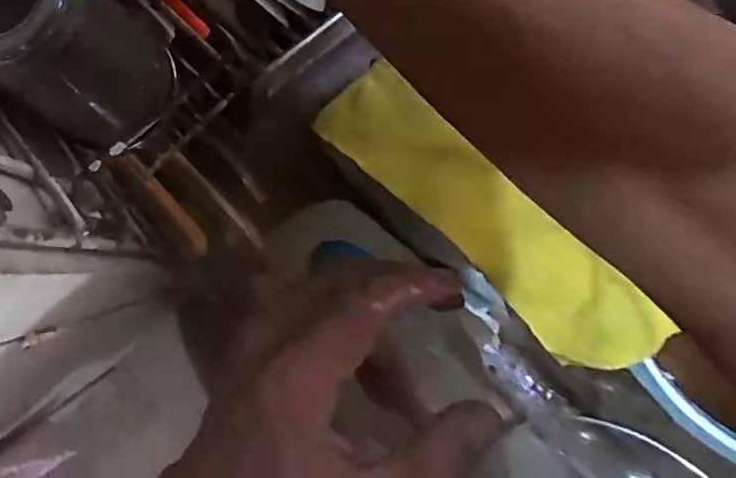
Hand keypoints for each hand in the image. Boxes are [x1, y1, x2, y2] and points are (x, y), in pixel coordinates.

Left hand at [166, 263, 507, 477]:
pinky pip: (299, 311)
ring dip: (367, 321)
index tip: (457, 287)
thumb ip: (435, 454)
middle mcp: (268, 333)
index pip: (360, 301)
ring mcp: (251, 335)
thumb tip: (489, 412)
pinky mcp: (246, 346)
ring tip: (402, 396)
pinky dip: (338, 331)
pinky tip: (366, 388)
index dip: (410, 285)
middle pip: (336, 282)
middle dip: (392, 287)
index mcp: (296, 367)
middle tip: (444, 307)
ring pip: (318, 294)